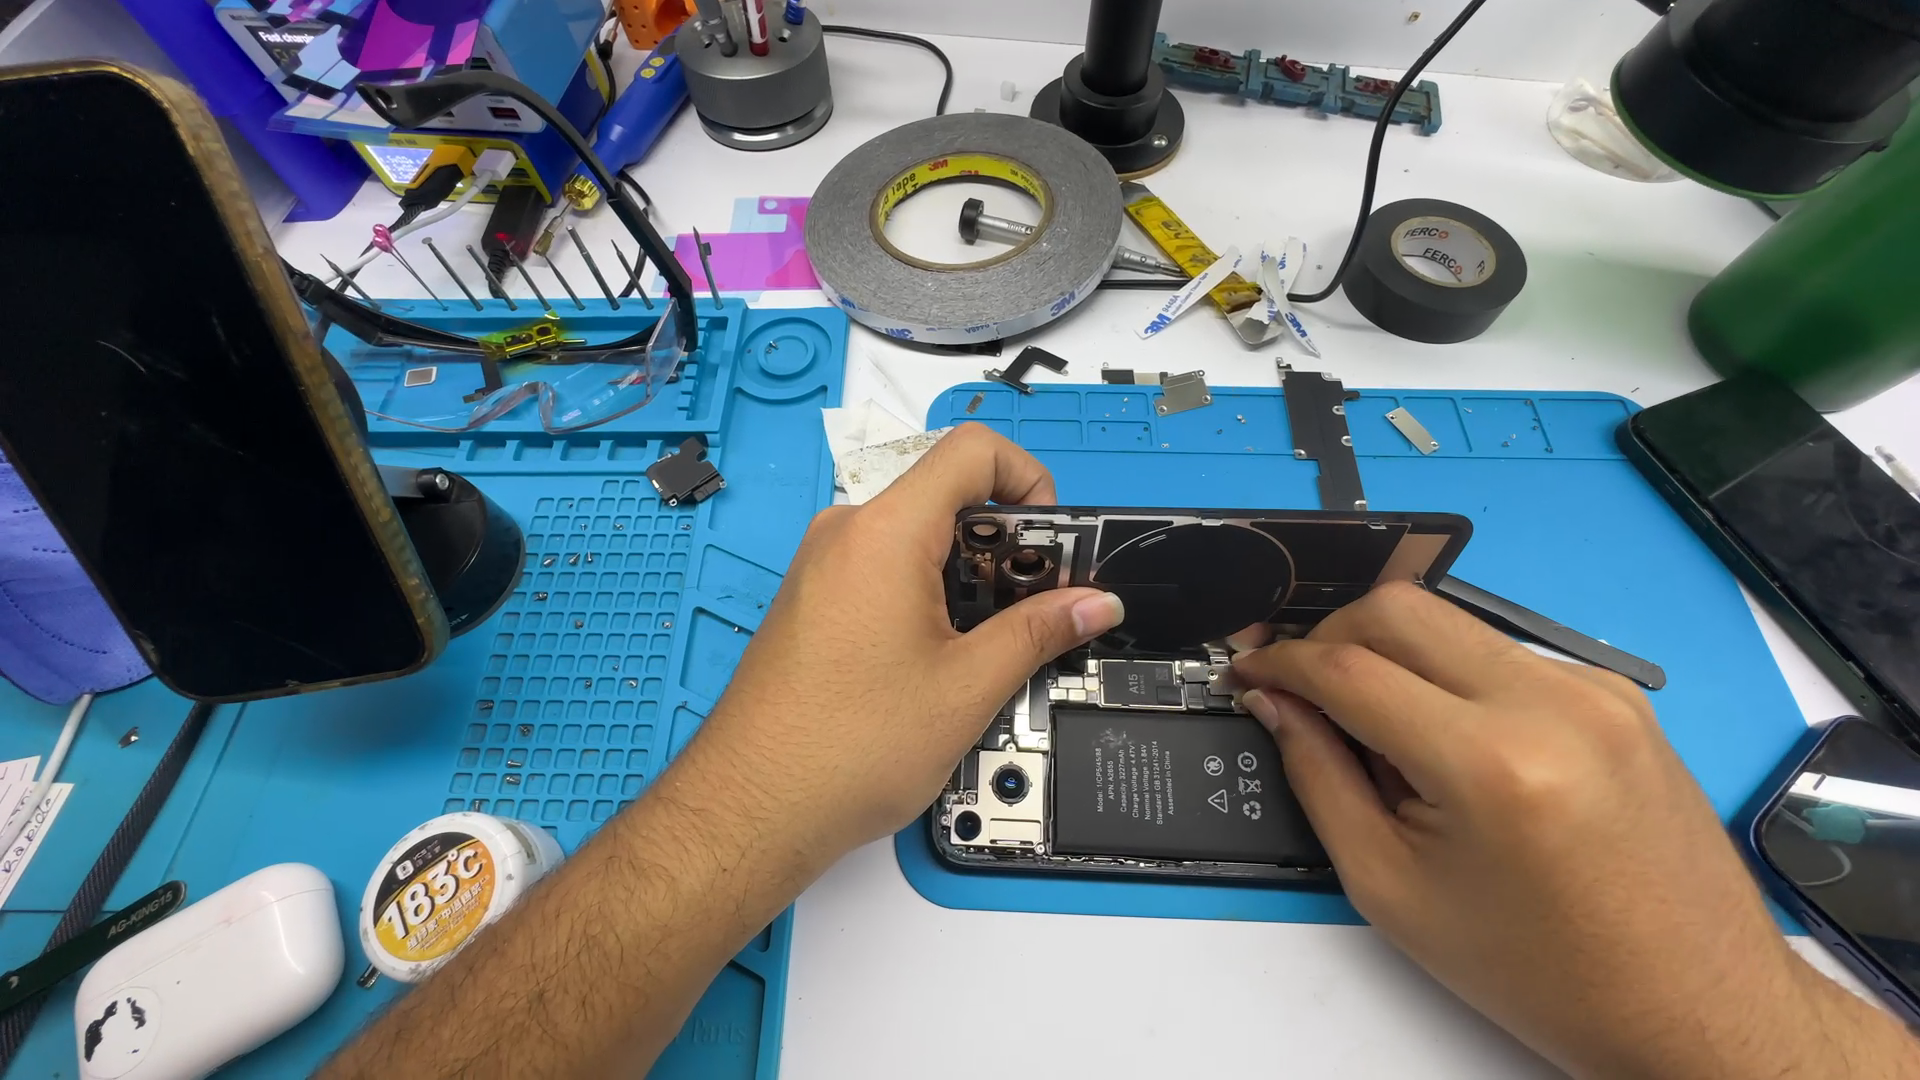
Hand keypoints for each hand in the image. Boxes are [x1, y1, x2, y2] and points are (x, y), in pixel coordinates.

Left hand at [684, 424, 1124, 868]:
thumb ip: (1039, 632)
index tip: (1052, 541)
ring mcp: (823, 563)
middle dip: (1007, 541)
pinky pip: (884, 564)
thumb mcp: (966, 687)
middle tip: (1038, 605)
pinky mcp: (813, 596)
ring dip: (970, 572)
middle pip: (947, 496)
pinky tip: (945, 651)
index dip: (1029, 478)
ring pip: (917, 535)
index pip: (972, 450)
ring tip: (994, 639)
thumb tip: (1098, 604)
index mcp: (885, 531)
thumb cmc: (853, 746)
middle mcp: (847, 531)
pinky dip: (929, 588)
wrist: (751, 806)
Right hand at [1231, 582, 1911, 1079]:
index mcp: (1490, 763)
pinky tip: (1440, 730)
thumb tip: (1272, 701)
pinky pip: (1491, 647)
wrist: (1700, 1009)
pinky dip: (1438, 669)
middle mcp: (1550, 700)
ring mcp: (1593, 687)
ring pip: (1443, 618)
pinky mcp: (1614, 691)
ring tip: (1371, 720)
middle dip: (1325, 635)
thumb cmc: (1528, 966)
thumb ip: (1316, 774)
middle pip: (1395, 609)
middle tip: (1300, 687)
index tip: (1244, 672)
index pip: (1348, 669)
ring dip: (1381, 651)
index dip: (1279, 662)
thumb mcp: (1386, 884)